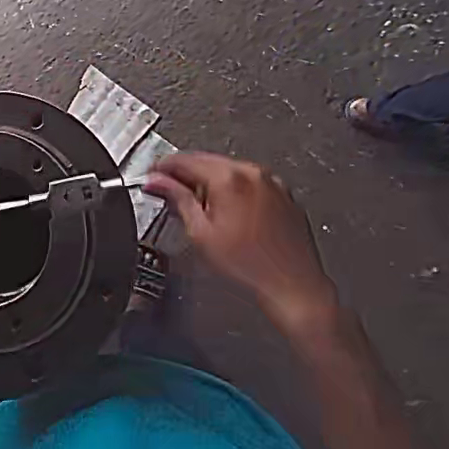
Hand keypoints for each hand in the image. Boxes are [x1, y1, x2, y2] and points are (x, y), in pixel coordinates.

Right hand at [144, 152, 337, 331]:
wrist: (294, 288)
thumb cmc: (250, 267)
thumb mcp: (201, 233)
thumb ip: (177, 199)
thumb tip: (157, 181)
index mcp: (228, 178)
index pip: (184, 160)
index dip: (163, 168)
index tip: (154, 176)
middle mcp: (252, 172)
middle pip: (207, 161)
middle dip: (186, 174)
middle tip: (170, 191)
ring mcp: (271, 181)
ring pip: (228, 169)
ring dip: (210, 180)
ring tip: (201, 208)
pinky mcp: (283, 194)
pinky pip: (250, 181)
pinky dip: (234, 189)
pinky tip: (229, 213)